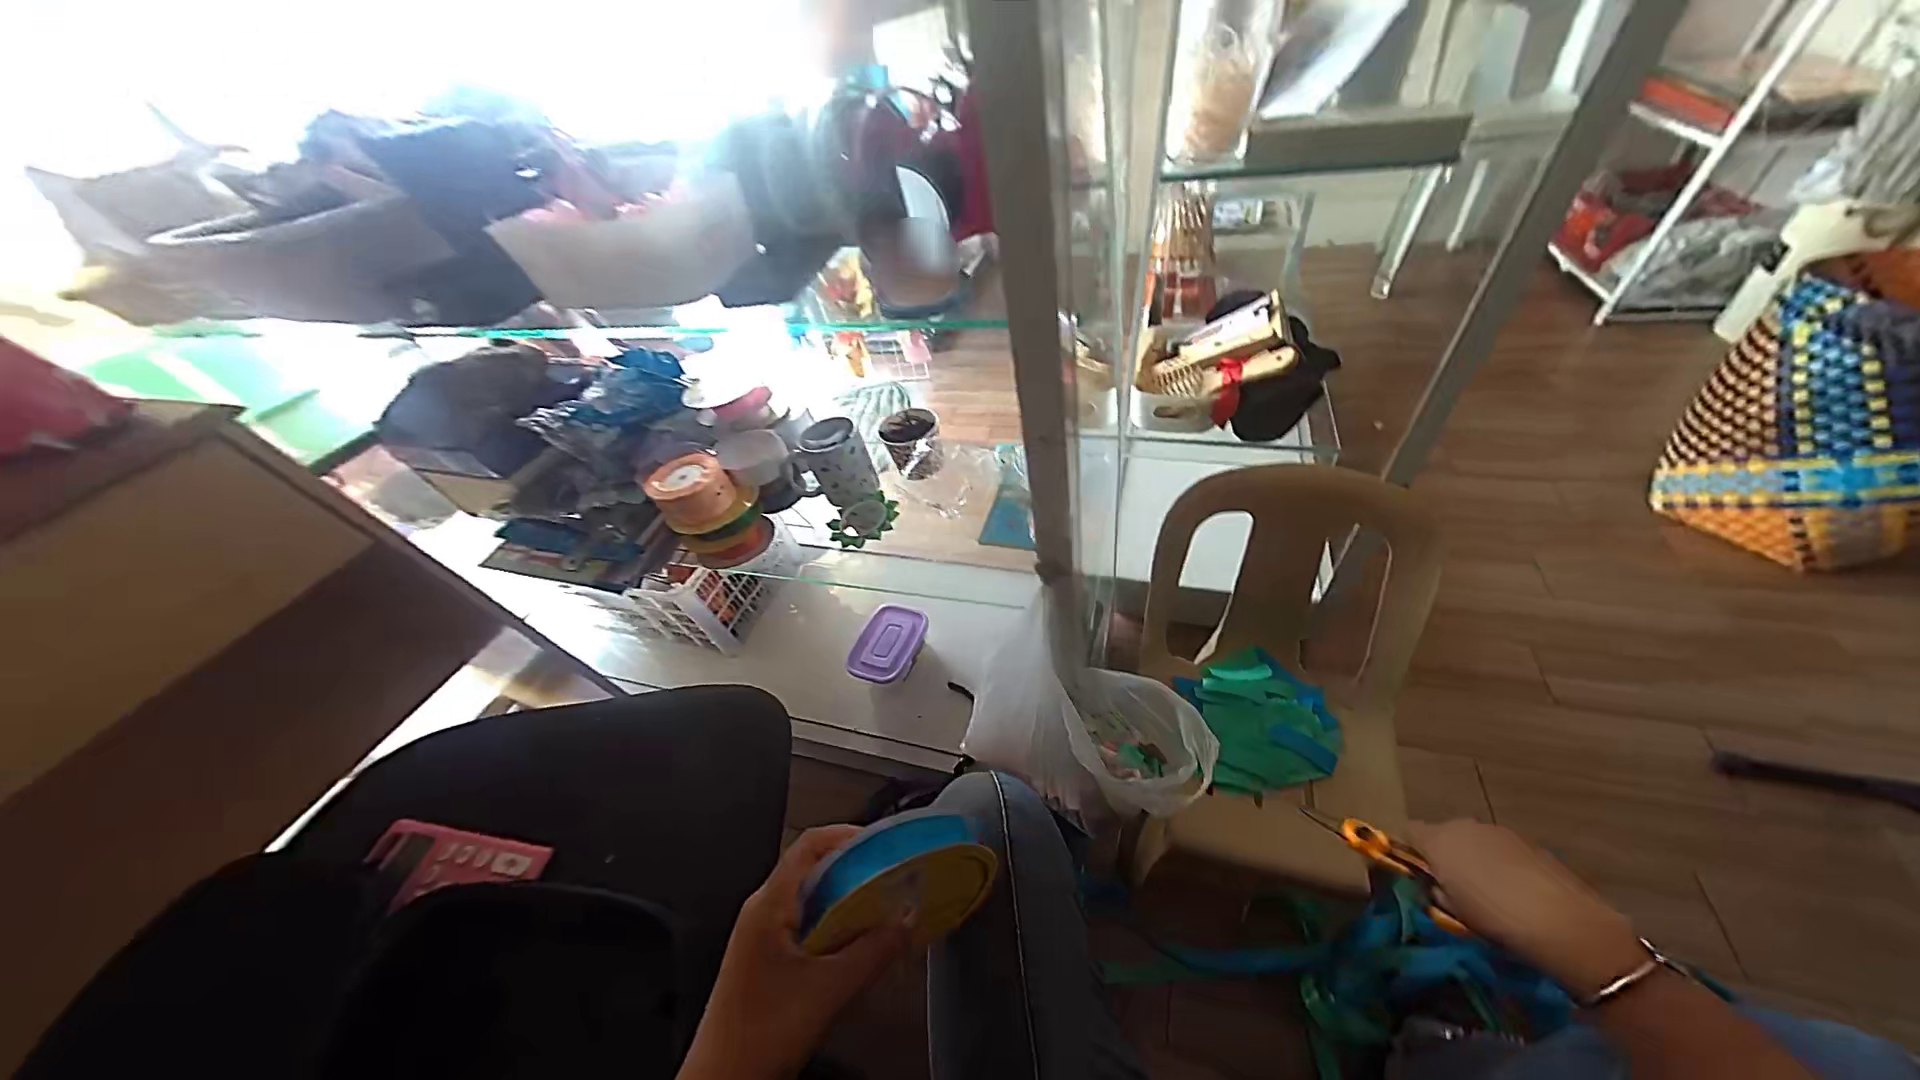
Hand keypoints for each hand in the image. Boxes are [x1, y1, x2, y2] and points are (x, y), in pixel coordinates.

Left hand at [678, 826, 911, 1079]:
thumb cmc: (755, 1038)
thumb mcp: (827, 991)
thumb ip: (872, 953)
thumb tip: (905, 923)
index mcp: (769, 904)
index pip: (810, 843)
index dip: (847, 835)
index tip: (880, 843)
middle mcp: (763, 910)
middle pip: (814, 866)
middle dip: (855, 868)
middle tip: (888, 876)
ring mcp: (763, 933)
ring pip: (813, 895)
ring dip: (848, 897)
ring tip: (881, 907)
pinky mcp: (768, 955)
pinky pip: (808, 920)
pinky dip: (836, 921)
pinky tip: (857, 942)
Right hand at [1409, 819, 1645, 998]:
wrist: (1570, 928)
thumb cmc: (1497, 921)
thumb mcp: (1452, 911)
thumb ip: (1434, 888)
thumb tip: (1434, 883)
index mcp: (1437, 839)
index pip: (1408, 831)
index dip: (1411, 852)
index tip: (1421, 875)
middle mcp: (1464, 826)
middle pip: (1443, 833)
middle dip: (1446, 853)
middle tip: (1457, 886)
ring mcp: (1500, 832)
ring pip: (1475, 840)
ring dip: (1476, 858)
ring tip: (1492, 891)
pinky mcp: (1532, 843)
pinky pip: (1504, 849)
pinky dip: (1504, 864)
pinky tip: (1520, 892)